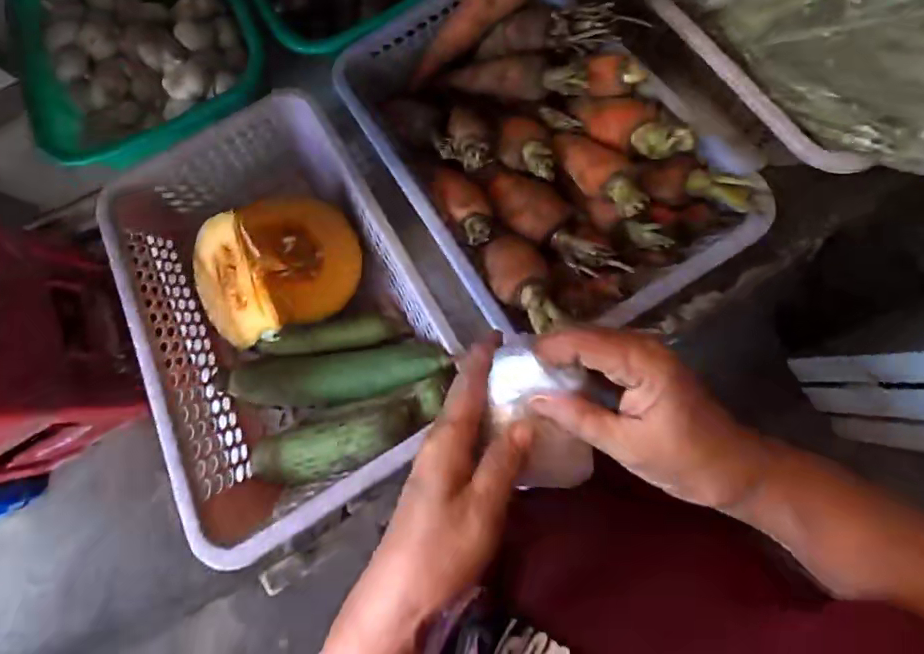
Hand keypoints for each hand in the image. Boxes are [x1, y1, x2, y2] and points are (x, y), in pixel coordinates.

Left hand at [323, 338, 531, 653]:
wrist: (399, 590)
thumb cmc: (443, 546)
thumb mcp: (482, 506)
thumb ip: (502, 462)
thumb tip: (523, 416)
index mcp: (445, 439)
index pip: (464, 387)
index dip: (479, 359)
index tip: (494, 333)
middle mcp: (435, 442)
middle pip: (459, 398)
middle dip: (479, 374)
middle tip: (509, 357)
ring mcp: (431, 462)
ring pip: (458, 418)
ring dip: (478, 398)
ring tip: (505, 385)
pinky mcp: (434, 481)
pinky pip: (459, 438)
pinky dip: (476, 424)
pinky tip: (490, 432)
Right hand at [529, 328, 772, 510]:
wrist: (741, 474)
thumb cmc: (688, 464)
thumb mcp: (627, 447)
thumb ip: (579, 418)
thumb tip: (532, 399)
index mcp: (641, 359)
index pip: (581, 341)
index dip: (546, 349)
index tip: (515, 364)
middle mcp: (642, 344)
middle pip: (583, 335)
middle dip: (549, 349)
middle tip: (518, 369)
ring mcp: (645, 350)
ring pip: (590, 341)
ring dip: (563, 355)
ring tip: (532, 374)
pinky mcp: (645, 362)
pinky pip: (603, 352)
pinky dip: (580, 363)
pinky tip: (562, 379)